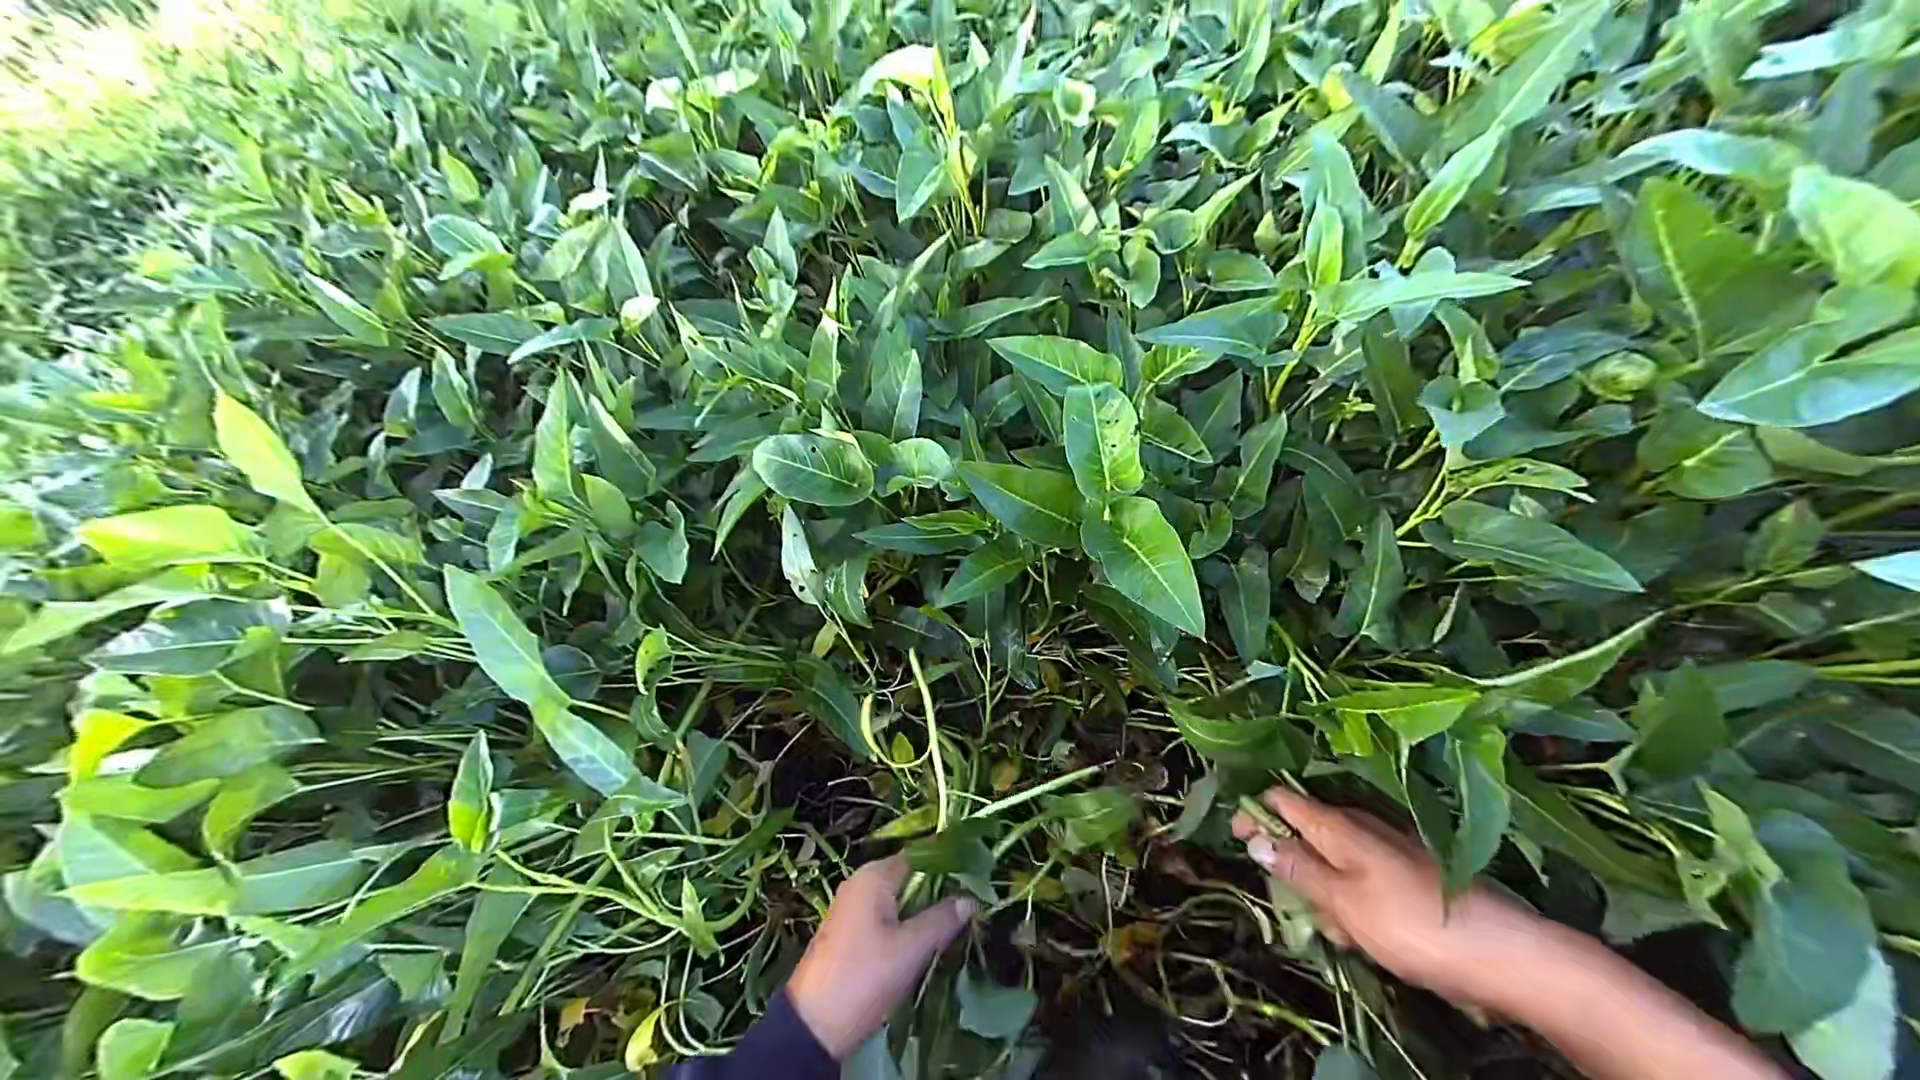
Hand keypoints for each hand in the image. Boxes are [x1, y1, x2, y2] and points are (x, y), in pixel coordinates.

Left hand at [785, 854, 977, 1059]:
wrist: (812, 1026)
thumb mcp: (910, 949)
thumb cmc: (864, 977)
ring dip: (922, 909)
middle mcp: (860, 882)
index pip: (919, 854)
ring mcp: (851, 906)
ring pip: (898, 897)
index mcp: (874, 876)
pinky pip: (885, 914)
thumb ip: (942, 919)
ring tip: (952, 924)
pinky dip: (905, 922)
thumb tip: (970, 898)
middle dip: (938, 889)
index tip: (974, 877)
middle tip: (968, 905)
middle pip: (909, 874)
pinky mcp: (848, 929)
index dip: (948, 863)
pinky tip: (923, 941)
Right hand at [1231, 788, 1572, 1008]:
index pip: (1279, 798)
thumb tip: (1254, 837)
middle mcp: (1360, 824)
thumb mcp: (1343, 902)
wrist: (1512, 957)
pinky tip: (1367, 932)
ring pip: (1332, 856)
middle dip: (1289, 861)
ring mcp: (1388, 845)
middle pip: (1304, 827)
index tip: (1238, 841)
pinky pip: (1361, 873)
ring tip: (1339, 931)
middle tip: (1295, 904)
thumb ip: (1297, 869)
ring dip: (1322, 888)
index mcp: (1338, 825)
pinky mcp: (1410, 870)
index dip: (1253, 814)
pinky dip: (1350, 897)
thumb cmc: (1414, 927)